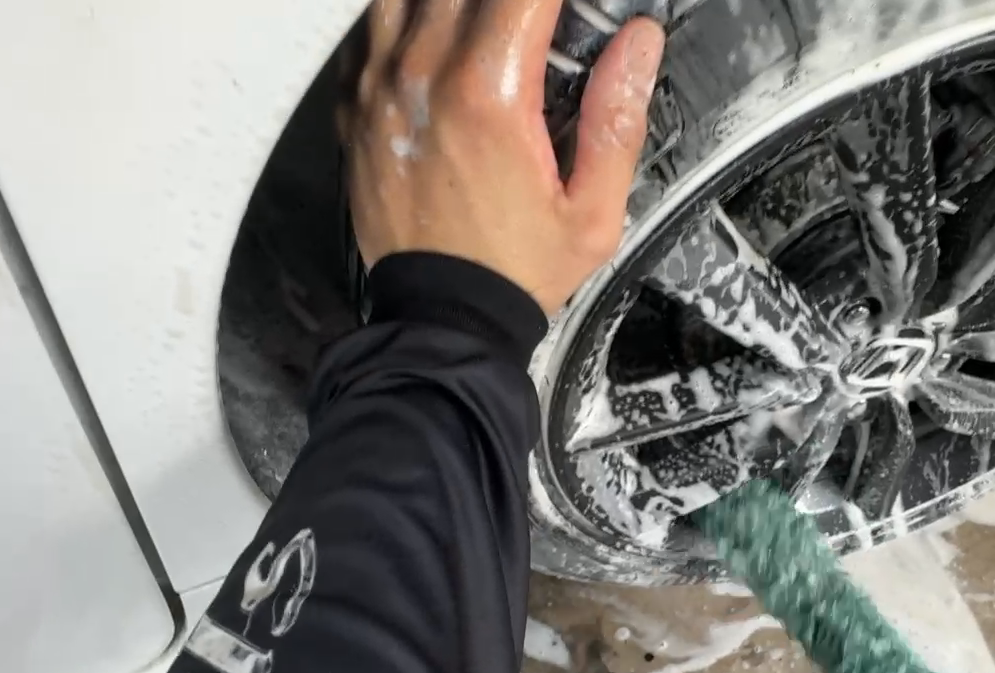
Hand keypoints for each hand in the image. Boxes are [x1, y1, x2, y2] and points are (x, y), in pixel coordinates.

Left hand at [343, 0, 665, 314]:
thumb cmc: (519, 272)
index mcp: (487, 96)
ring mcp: (377, 87)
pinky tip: (447, 50)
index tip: (576, 11)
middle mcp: (422, 74)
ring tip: (496, 38)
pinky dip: (414, 21)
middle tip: (542, 26)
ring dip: (458, 3)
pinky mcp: (355, 107)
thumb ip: (615, 123)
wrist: (447, 319)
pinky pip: (375, 27)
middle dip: (513, 0)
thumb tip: (639, 44)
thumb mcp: (592, 217)